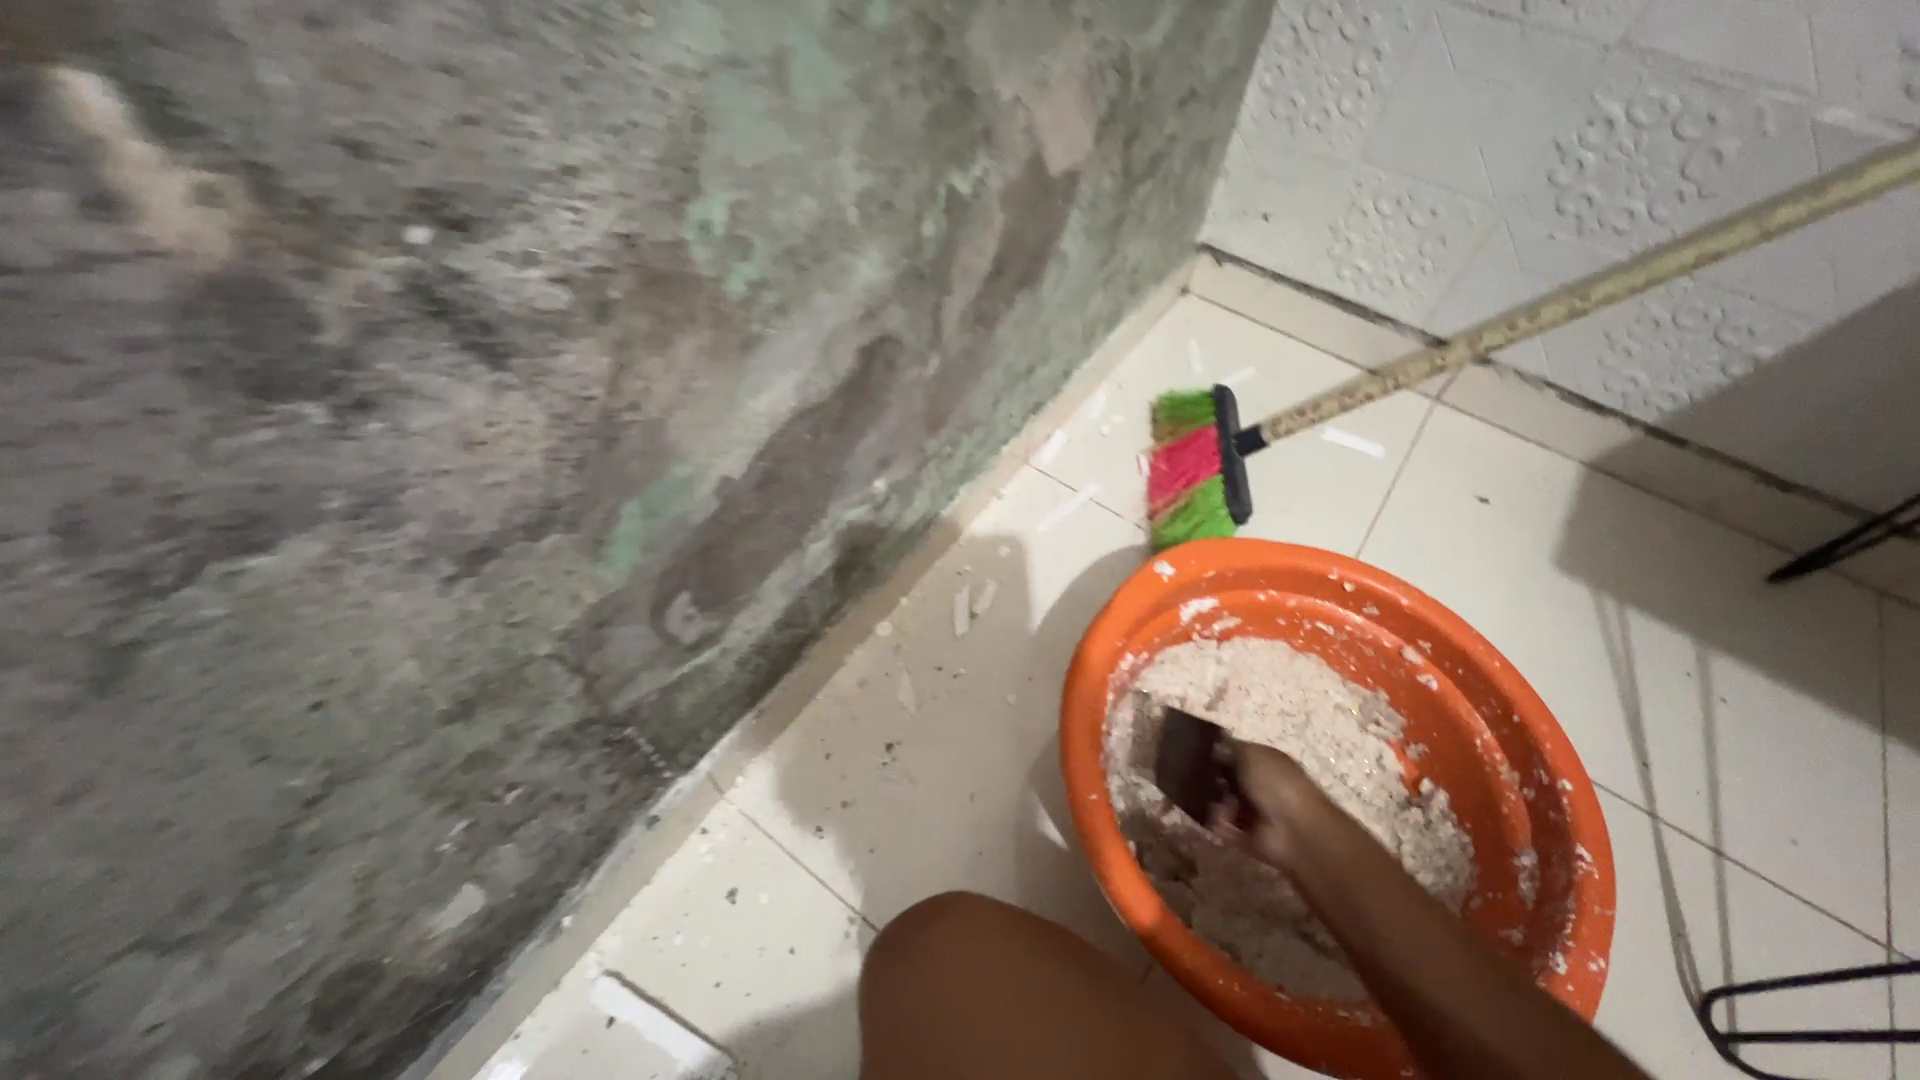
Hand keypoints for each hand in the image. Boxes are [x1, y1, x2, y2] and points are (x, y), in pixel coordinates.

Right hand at [1208, 741, 1319, 869]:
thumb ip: (1230, 747)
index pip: (1237, 753)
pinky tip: (1220, 820)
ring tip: (1215, 803)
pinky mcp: (1246, 836)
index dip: (1218, 752)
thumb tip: (1214, 747)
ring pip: (1221, 803)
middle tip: (1198, 778)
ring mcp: (1254, 812)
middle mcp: (1261, 785)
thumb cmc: (1276, 784)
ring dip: (1214, 803)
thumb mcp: (1252, 754)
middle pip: (1226, 779)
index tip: (1196, 751)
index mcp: (1267, 762)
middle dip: (1211, 779)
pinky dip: (1218, 824)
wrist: (1295, 832)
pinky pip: (1223, 827)